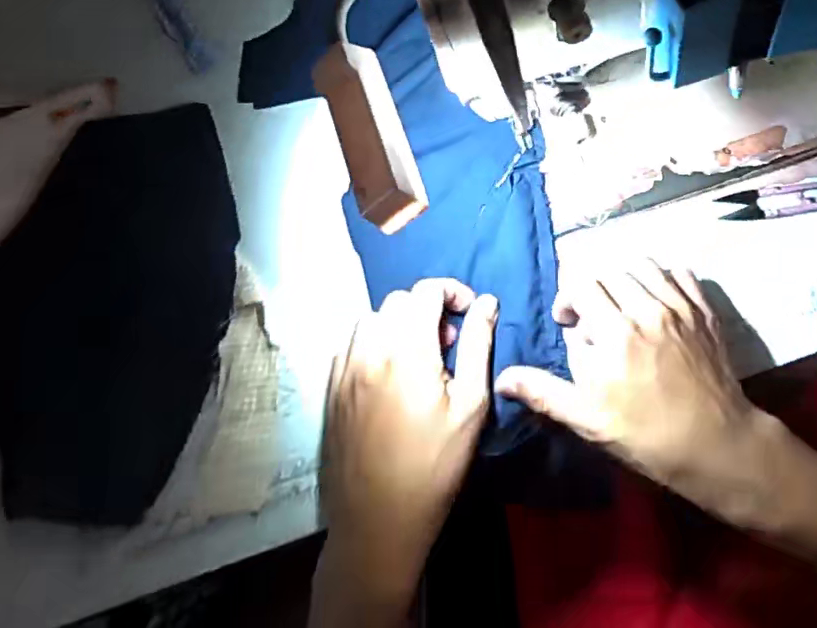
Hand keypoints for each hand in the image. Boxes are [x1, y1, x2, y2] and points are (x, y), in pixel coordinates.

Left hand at [317, 279, 496, 615]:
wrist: (378, 524)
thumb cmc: (435, 464)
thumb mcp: (472, 403)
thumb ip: (479, 344)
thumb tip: (487, 303)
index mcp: (405, 352)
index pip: (425, 292)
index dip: (453, 292)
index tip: (471, 313)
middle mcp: (368, 353)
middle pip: (397, 301)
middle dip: (428, 309)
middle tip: (449, 343)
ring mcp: (342, 374)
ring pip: (370, 320)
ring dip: (399, 324)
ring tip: (419, 357)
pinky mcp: (329, 394)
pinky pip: (350, 346)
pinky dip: (374, 343)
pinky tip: (391, 375)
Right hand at [495, 260, 779, 520]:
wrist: (713, 442)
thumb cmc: (646, 435)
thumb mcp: (589, 419)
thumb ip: (545, 391)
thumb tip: (503, 377)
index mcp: (616, 332)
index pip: (584, 285)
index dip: (569, 299)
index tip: (568, 322)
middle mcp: (649, 308)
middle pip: (612, 272)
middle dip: (596, 289)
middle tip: (595, 316)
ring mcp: (681, 306)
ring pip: (646, 266)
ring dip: (627, 279)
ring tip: (624, 305)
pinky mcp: (704, 309)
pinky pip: (680, 273)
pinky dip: (663, 278)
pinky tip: (657, 301)